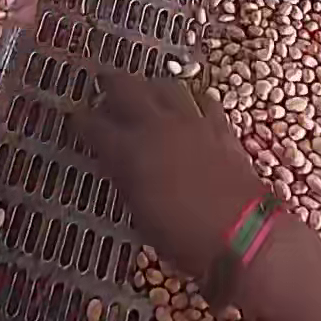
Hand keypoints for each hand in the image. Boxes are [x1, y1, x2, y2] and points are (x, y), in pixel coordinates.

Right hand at [82, 75, 266, 279]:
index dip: (80, 120)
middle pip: (126, 87)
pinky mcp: (219, 127)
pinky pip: (202, 101)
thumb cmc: (184, 238)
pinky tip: (188, 107)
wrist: (246, 239)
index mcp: (129, 150)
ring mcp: (190, 122)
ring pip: (164, 85)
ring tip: (144, 90)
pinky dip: (191, 101)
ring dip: (149, 85)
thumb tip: (117, 163)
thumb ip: (125, 181)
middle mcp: (156, 126)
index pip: (93, 125)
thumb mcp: (140, 215)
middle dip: (109, 82)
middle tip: (101, 82)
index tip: (73, 116)